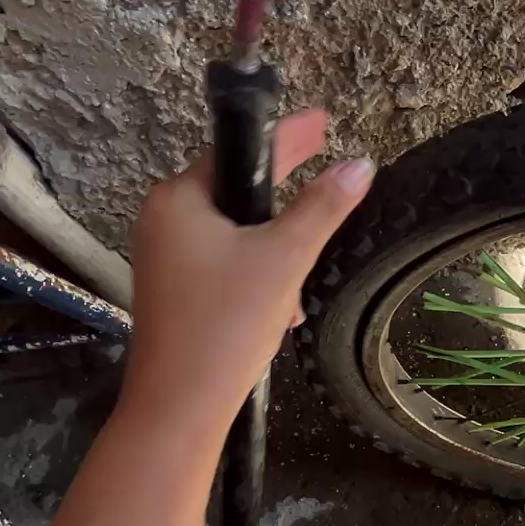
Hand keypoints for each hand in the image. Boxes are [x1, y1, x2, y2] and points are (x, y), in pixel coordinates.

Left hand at [123, 108, 372, 428]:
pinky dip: (259, 280)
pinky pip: (227, 266)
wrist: (181, 405)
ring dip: (277, 259)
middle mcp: (164, 221)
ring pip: (239, 238)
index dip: (289, 138)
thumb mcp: (284, 258)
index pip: (241, 152)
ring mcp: (167, 259)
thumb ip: (322, 208)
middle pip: (242, 198)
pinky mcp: (176, 292)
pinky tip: (280, 313)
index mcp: (179, 199)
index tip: (323, 121)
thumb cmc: (227, 322)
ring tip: (295, 295)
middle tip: (326, 215)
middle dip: (287, 218)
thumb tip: (360, 165)